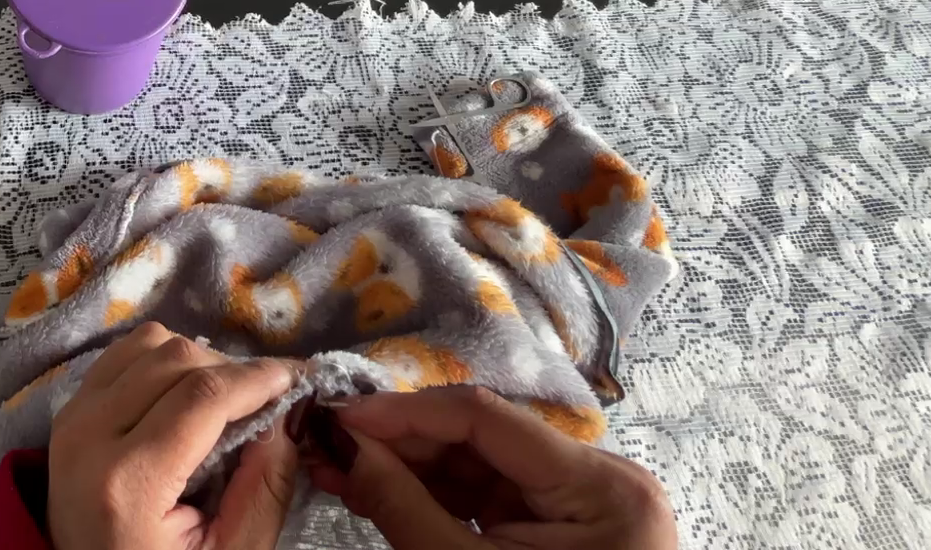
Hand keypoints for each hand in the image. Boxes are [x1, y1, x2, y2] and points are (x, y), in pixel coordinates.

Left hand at [48, 323, 299, 549]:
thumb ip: (262, 490)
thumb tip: (285, 416)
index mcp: (126, 483)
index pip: (200, 398)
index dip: (253, 378)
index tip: (294, 377)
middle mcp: (89, 434)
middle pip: (174, 359)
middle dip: (229, 370)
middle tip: (263, 398)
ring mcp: (73, 413)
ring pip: (148, 342)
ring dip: (194, 358)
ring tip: (222, 397)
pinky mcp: (69, 405)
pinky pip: (123, 351)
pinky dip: (161, 357)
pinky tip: (183, 390)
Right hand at [304, 385, 676, 549]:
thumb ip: (398, 501)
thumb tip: (335, 439)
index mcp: (600, 486)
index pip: (481, 414)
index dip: (400, 410)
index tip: (337, 417)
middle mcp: (598, 475)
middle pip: (474, 435)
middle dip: (396, 442)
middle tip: (330, 447)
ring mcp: (580, 498)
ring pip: (471, 459)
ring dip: (404, 466)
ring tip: (342, 472)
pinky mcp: (559, 521)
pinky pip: (483, 490)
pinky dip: (430, 492)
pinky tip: (379, 491)